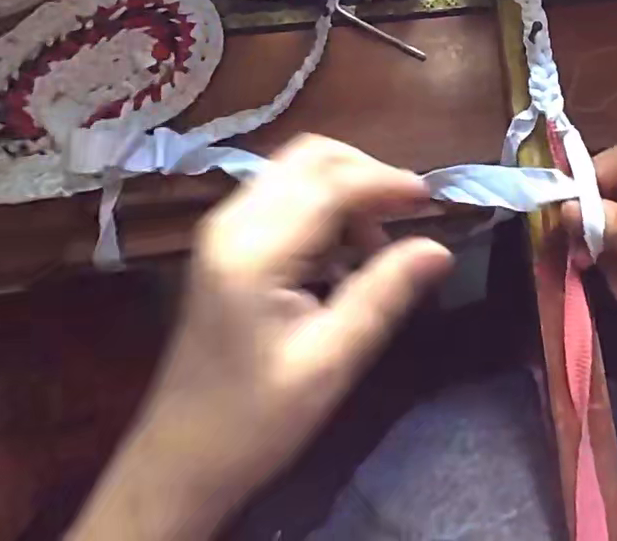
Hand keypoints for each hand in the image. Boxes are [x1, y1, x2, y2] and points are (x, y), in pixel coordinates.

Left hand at [74, 137, 454, 539]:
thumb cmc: (254, 421)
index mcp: (254, 251)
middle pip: (310, 156)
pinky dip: (324, 202)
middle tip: (402, 215)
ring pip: (298, 167)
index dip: (384, 182)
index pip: (330, 186)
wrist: (178, 460)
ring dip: (345, 186)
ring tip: (374, 243)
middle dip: (365, 172)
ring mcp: (224, 225)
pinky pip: (285, 191)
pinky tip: (341, 249)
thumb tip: (438, 249)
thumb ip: (385, 294)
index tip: (430, 198)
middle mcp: (232, 220)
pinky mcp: (226, 237)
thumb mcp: (330, 362)